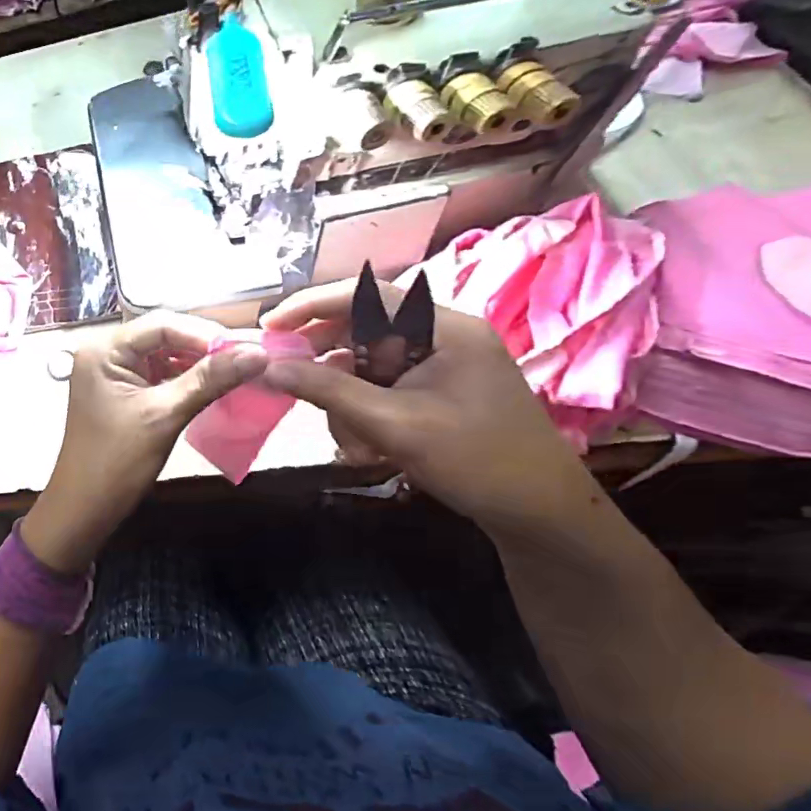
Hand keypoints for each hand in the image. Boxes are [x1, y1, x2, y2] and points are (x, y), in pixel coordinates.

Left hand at [24, 312, 267, 570]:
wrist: (84, 508)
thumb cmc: (116, 461)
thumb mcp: (165, 415)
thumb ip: (210, 380)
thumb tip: (258, 353)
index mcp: (105, 349)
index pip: (163, 324)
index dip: (206, 334)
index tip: (246, 349)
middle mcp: (106, 352)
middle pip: (165, 335)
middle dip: (206, 347)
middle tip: (249, 359)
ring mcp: (114, 372)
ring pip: (166, 355)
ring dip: (201, 363)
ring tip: (241, 371)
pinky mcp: (124, 391)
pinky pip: (161, 375)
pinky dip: (188, 379)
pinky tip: (217, 386)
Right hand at [260, 278, 606, 535]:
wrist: (541, 515)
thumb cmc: (476, 460)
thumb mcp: (392, 424)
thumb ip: (327, 389)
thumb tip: (269, 367)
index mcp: (443, 328)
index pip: (365, 295)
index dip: (311, 305)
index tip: (269, 326)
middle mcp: (441, 336)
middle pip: (361, 332)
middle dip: (327, 366)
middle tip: (289, 385)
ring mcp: (440, 366)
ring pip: (366, 366)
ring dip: (346, 403)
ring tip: (353, 446)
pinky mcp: (436, 392)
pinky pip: (382, 389)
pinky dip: (365, 415)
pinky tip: (368, 450)